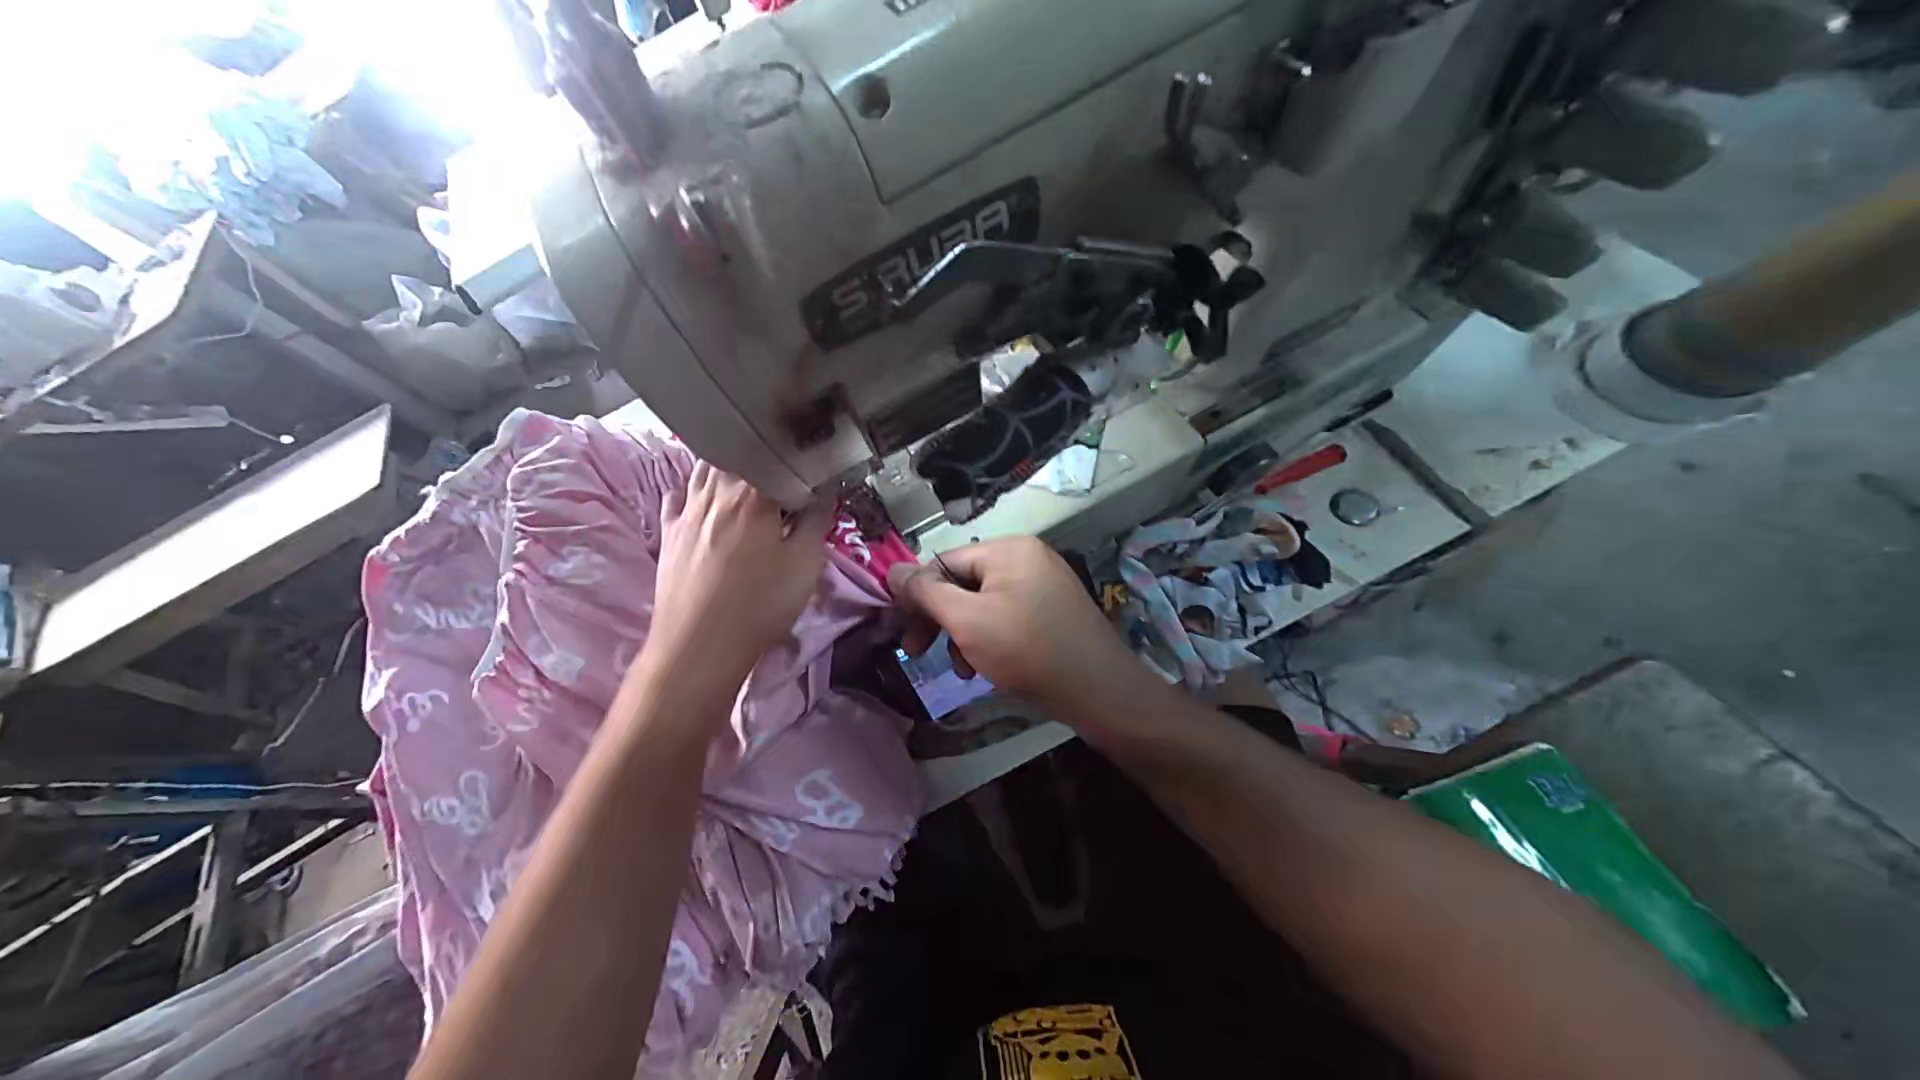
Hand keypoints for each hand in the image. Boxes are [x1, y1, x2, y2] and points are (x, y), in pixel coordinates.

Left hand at [644, 463, 835, 690]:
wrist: (700, 644)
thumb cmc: (760, 604)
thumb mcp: (805, 565)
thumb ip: (817, 522)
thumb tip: (824, 494)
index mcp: (754, 494)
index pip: (778, 460)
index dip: (798, 465)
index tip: (814, 478)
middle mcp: (716, 491)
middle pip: (738, 458)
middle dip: (761, 462)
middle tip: (781, 478)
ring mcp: (686, 510)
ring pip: (704, 469)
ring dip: (727, 469)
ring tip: (747, 482)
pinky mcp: (667, 532)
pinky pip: (678, 496)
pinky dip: (694, 490)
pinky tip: (703, 500)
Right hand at [888, 537, 1153, 723]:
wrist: (1100, 692)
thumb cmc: (1027, 650)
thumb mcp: (967, 620)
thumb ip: (926, 593)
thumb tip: (891, 570)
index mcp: (1009, 549)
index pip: (944, 562)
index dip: (917, 596)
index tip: (902, 632)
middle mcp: (1028, 558)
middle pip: (963, 583)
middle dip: (940, 620)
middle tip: (917, 653)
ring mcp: (1044, 586)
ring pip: (983, 605)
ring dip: (964, 636)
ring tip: (965, 669)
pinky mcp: (1052, 613)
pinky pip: (1006, 619)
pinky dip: (990, 642)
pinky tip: (988, 669)